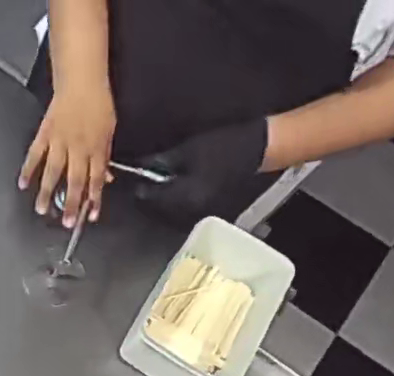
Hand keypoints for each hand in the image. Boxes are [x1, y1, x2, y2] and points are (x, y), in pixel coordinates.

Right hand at [19, 82, 115, 227]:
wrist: (82, 78)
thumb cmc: (98, 101)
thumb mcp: (110, 129)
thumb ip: (105, 156)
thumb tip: (104, 177)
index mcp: (95, 147)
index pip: (96, 178)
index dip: (94, 198)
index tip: (91, 215)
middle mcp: (77, 148)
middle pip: (74, 180)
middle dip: (71, 203)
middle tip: (66, 222)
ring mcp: (59, 142)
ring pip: (53, 171)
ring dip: (47, 192)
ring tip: (42, 210)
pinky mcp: (45, 134)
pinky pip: (35, 154)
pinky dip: (28, 169)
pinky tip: (23, 183)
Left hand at [134, 118, 270, 222]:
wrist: (257, 148)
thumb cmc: (223, 144)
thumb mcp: (189, 149)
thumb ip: (163, 162)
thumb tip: (142, 167)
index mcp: (185, 195)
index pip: (152, 197)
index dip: (141, 187)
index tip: (135, 177)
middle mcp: (189, 211)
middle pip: (157, 208)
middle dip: (149, 195)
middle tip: (144, 181)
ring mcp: (197, 213)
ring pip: (167, 212)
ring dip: (160, 200)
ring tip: (157, 184)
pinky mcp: (204, 211)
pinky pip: (179, 211)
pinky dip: (172, 202)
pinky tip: (173, 190)